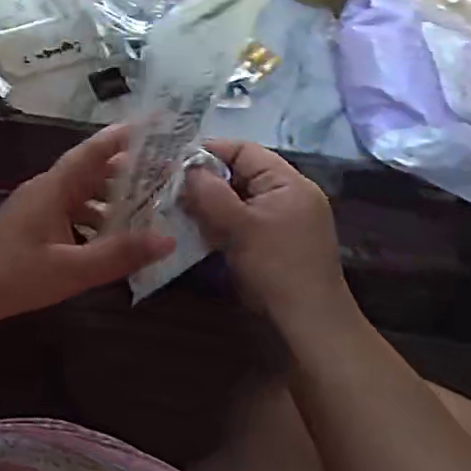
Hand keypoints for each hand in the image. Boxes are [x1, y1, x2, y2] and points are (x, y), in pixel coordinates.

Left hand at [0, 124, 173, 321]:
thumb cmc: (17, 274)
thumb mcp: (74, 268)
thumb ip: (120, 253)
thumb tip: (168, 238)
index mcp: (52, 189)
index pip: (89, 154)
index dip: (118, 138)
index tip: (150, 124)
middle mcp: (44, 191)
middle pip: (89, 173)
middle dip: (125, 171)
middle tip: (166, 172)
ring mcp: (36, 209)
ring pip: (81, 195)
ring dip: (112, 198)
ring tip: (150, 206)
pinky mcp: (32, 227)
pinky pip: (71, 214)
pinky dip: (95, 220)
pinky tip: (115, 238)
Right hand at [182, 139, 354, 330]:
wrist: (306, 319)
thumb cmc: (276, 266)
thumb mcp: (240, 225)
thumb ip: (210, 192)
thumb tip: (184, 167)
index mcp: (288, 183)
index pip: (243, 150)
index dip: (207, 151)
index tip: (171, 162)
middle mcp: (284, 194)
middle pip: (235, 172)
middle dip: (201, 177)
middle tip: (165, 185)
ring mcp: (276, 217)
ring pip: (231, 195)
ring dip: (203, 200)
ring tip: (172, 205)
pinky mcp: (266, 237)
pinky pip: (234, 216)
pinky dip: (212, 218)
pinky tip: (190, 225)